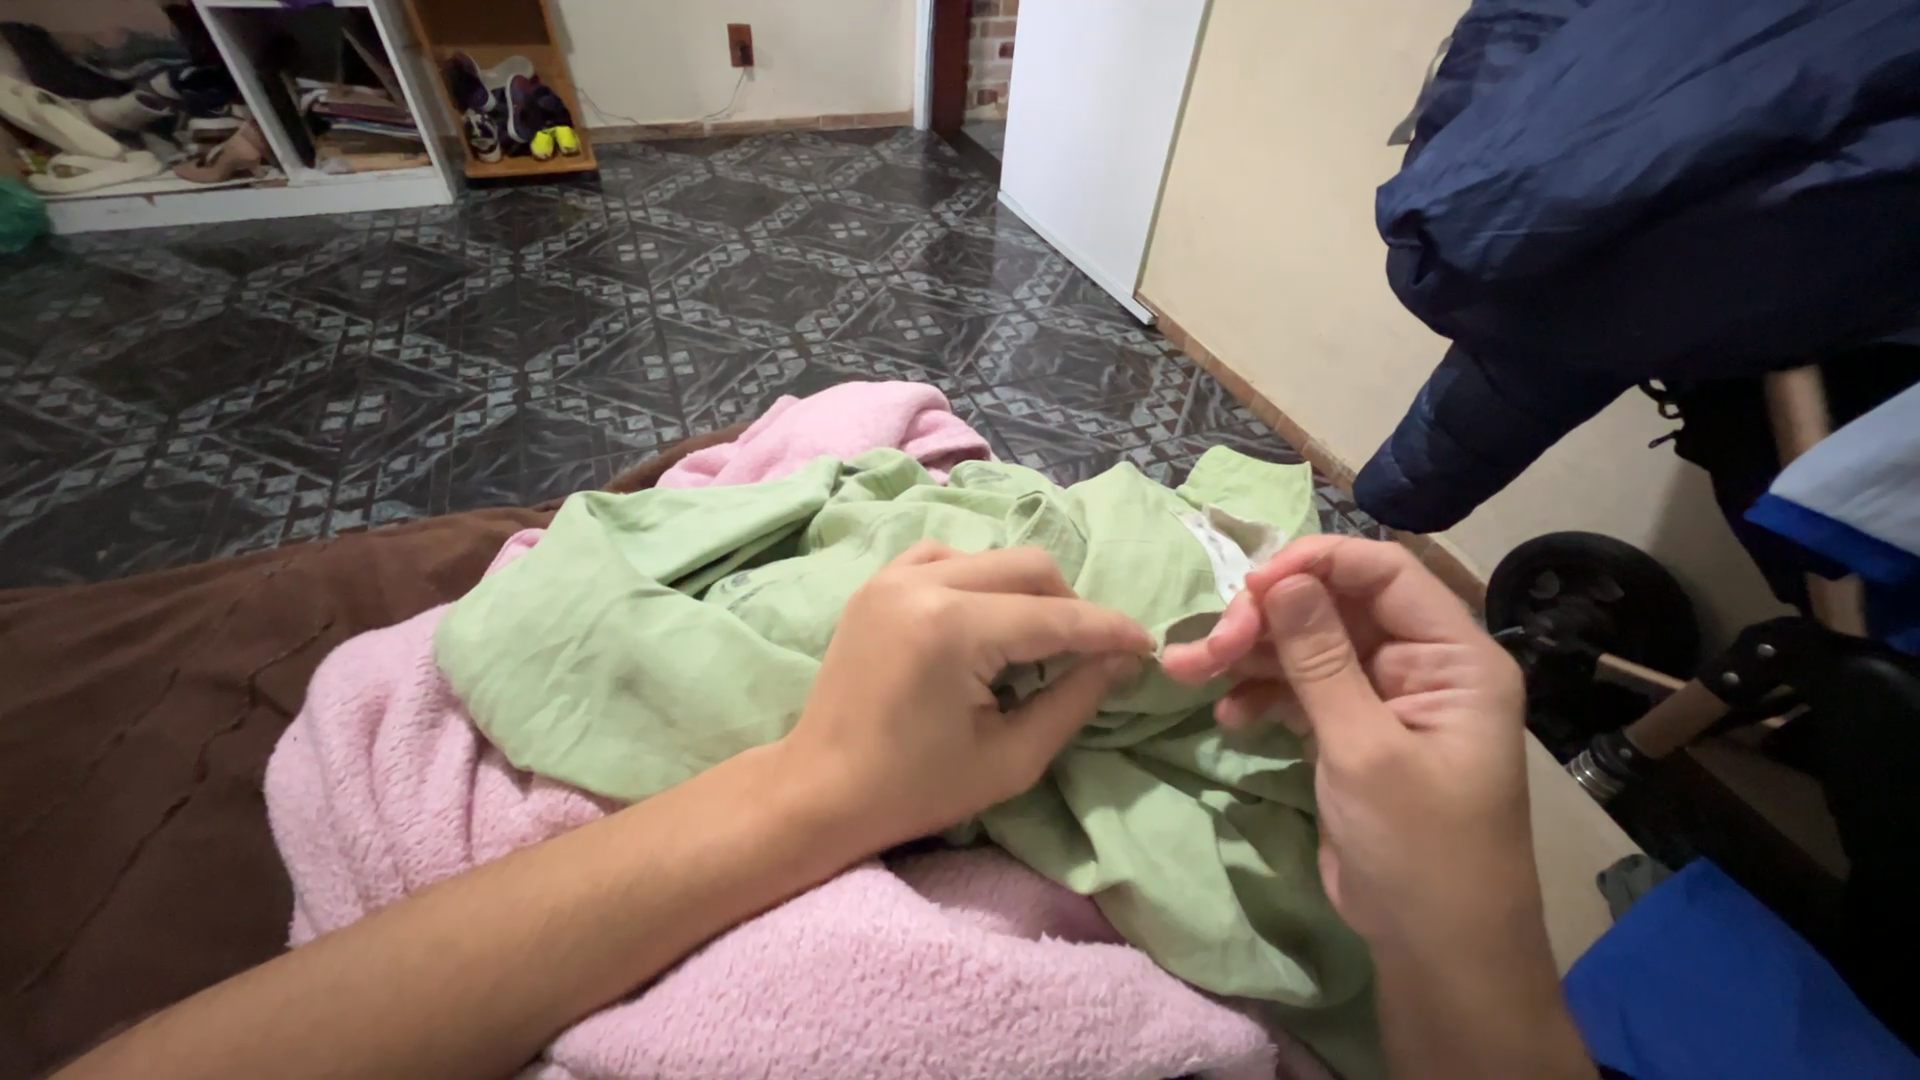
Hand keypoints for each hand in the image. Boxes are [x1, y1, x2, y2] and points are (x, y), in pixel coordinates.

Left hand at [780, 542, 1152, 853]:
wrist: (820, 788)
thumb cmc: (916, 788)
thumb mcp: (1010, 758)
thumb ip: (1073, 700)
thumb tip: (1123, 660)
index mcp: (952, 629)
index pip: (1054, 617)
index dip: (1108, 630)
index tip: (1146, 644)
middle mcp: (922, 583)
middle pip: (1028, 567)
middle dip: (1071, 606)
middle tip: (1088, 651)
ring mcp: (893, 576)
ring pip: (990, 556)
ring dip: (1027, 590)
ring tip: (1036, 639)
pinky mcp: (877, 582)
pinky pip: (945, 557)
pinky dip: (978, 578)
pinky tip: (983, 615)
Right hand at [1161, 535, 1532, 946]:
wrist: (1433, 951)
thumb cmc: (1420, 850)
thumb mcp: (1364, 749)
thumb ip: (1320, 658)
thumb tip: (1281, 579)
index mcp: (1451, 655)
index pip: (1382, 571)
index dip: (1314, 563)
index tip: (1247, 585)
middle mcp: (1417, 662)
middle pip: (1330, 606)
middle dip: (1264, 620)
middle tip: (1208, 648)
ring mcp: (1378, 695)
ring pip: (1302, 645)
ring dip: (1245, 655)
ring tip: (1187, 672)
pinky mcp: (1346, 726)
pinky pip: (1294, 687)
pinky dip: (1257, 694)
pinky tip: (1229, 718)